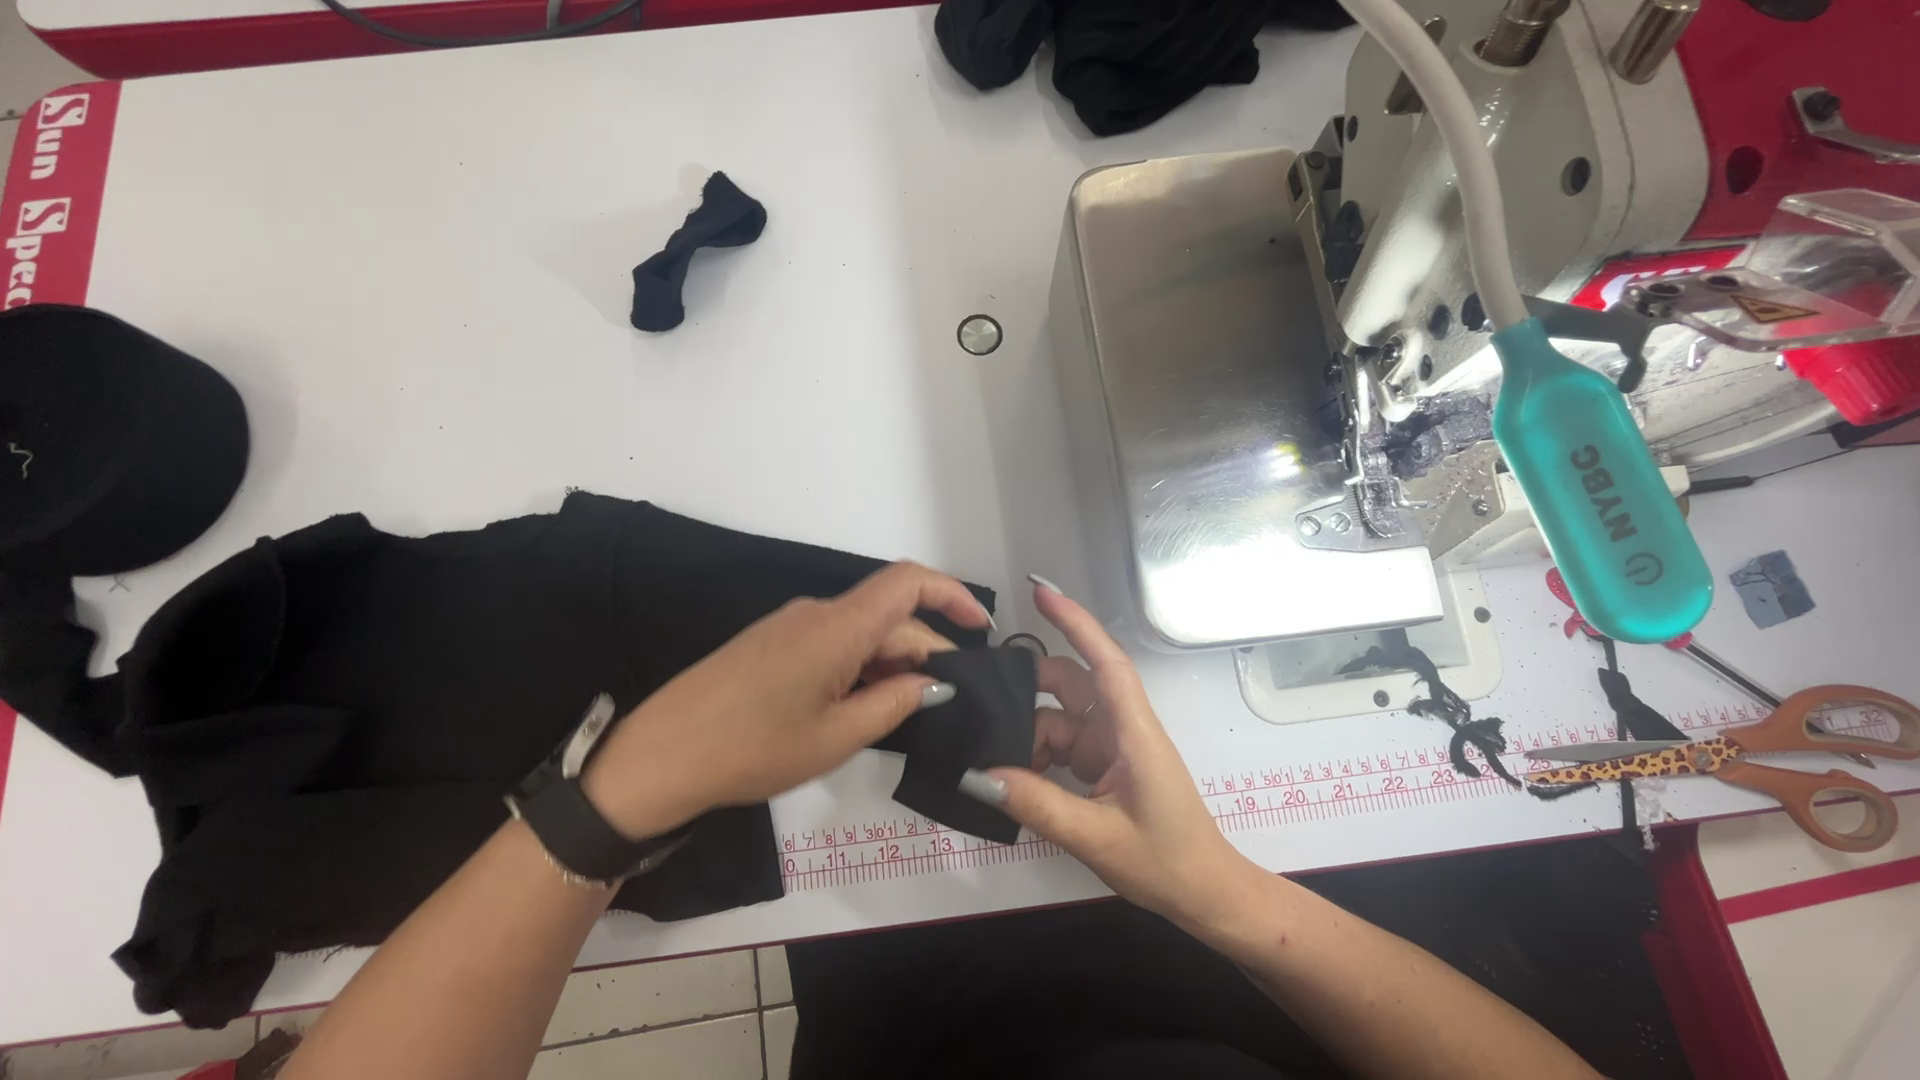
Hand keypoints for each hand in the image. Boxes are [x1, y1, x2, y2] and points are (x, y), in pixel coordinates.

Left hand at [582, 562, 992, 837]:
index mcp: (837, 627)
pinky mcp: (771, 643)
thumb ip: (895, 703)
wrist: (661, 756)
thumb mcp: (837, 737)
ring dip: (889, 665)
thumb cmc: (753, 749)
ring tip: (902, 716)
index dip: (951, 595)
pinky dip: (858, 668)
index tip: (981, 629)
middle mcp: (815, 612)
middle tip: (944, 704)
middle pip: (888, 616)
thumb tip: (934, 682)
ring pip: (860, 632)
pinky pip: (831, 643)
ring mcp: (789, 625)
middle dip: (923, 653)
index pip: (908, 583)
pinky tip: (859, 709)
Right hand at [984, 579, 1254, 924]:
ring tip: (990, 764)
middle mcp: (1121, 728)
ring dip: (1025, 737)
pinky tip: (1011, 781)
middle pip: (1069, 685)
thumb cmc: (1166, 863)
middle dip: (1026, 689)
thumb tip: (979, 776)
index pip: (1104, 662)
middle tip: (978, 703)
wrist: (1205, 894)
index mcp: (1132, 732)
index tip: (1040, 591)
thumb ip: (1037, 805)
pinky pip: (1059, 747)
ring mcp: (1111, 747)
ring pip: (1056, 719)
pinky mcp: (1103, 766)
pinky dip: (1033, 759)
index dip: (1075, 622)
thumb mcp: (1096, 839)